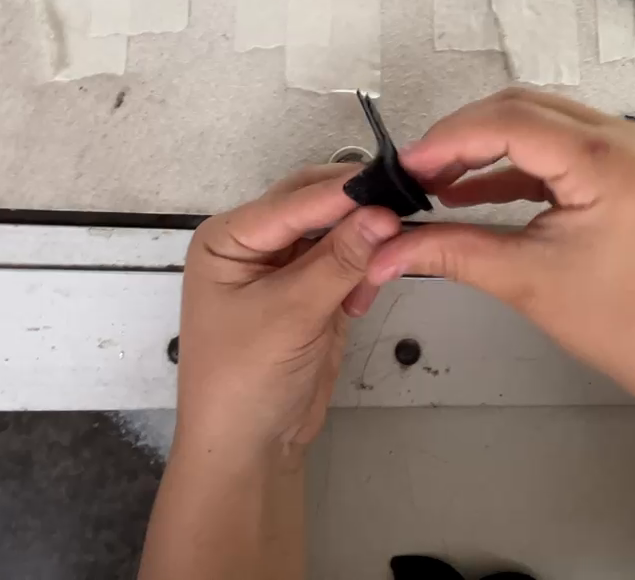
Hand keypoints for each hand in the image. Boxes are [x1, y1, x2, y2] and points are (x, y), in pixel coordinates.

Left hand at [174, 165, 400, 463]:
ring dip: (363, 241)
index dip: (342, 193)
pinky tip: (369, 290)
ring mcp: (284, 266)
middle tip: (405, 201)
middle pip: (314, 206)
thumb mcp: (292, 314)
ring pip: (335, 231)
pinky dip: (363, 270)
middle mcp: (254, 241)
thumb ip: (340, 259)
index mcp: (229, 237)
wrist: (249, 452)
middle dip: (356, 209)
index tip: (393, 183)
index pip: (293, 200)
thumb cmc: (248, 378)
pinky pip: (345, 262)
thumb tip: (385, 213)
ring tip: (394, 250)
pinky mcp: (311, 289)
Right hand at [365, 88, 634, 410]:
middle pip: (521, 109)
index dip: (450, 138)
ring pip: (535, 119)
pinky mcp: (618, 162)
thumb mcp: (525, 280)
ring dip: (483, 144)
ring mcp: (623, 144)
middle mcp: (619, 135)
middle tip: (416, 170)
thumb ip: (450, 251)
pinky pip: (552, 144)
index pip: (510, 123)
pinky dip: (510, 161)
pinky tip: (469, 189)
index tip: (404, 164)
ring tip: (435, 177)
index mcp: (604, 160)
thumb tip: (383, 251)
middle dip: (462, 135)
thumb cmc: (616, 320)